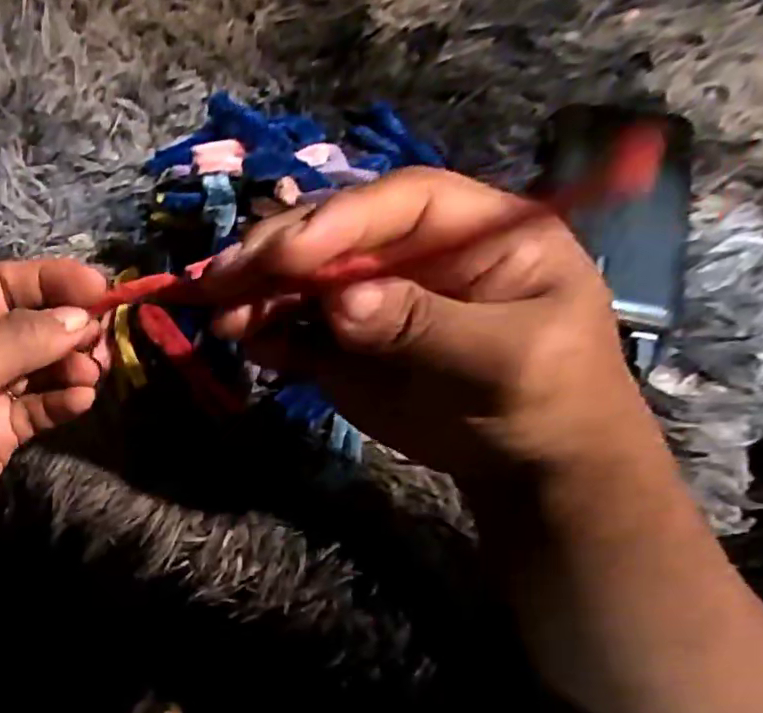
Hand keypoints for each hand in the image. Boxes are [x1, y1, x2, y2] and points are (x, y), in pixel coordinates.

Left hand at [0, 259, 108, 582]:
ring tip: (92, 375)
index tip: (99, 290)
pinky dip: (63, 401)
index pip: (5, 284)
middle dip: (69, 327)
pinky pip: (41, 407)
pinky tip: (80, 401)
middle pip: (31, 324)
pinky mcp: (2, 433)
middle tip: (101, 343)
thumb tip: (78, 317)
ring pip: (42, 366)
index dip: (52, 280)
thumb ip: (17, 341)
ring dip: (71, 365)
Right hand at [196, 167, 656, 480]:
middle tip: (217, 276)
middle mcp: (411, 254)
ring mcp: (369, 299)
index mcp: (473, 229)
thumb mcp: (506, 356)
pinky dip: (266, 337)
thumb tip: (341, 301)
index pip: (399, 204)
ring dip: (255, 296)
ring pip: (301, 282)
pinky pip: (294, 333)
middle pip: (333, 235)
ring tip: (220, 319)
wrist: (524, 457)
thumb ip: (425, 323)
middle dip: (273, 253)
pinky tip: (248, 345)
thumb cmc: (545, 394)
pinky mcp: (339, 345)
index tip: (283, 256)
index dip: (337, 221)